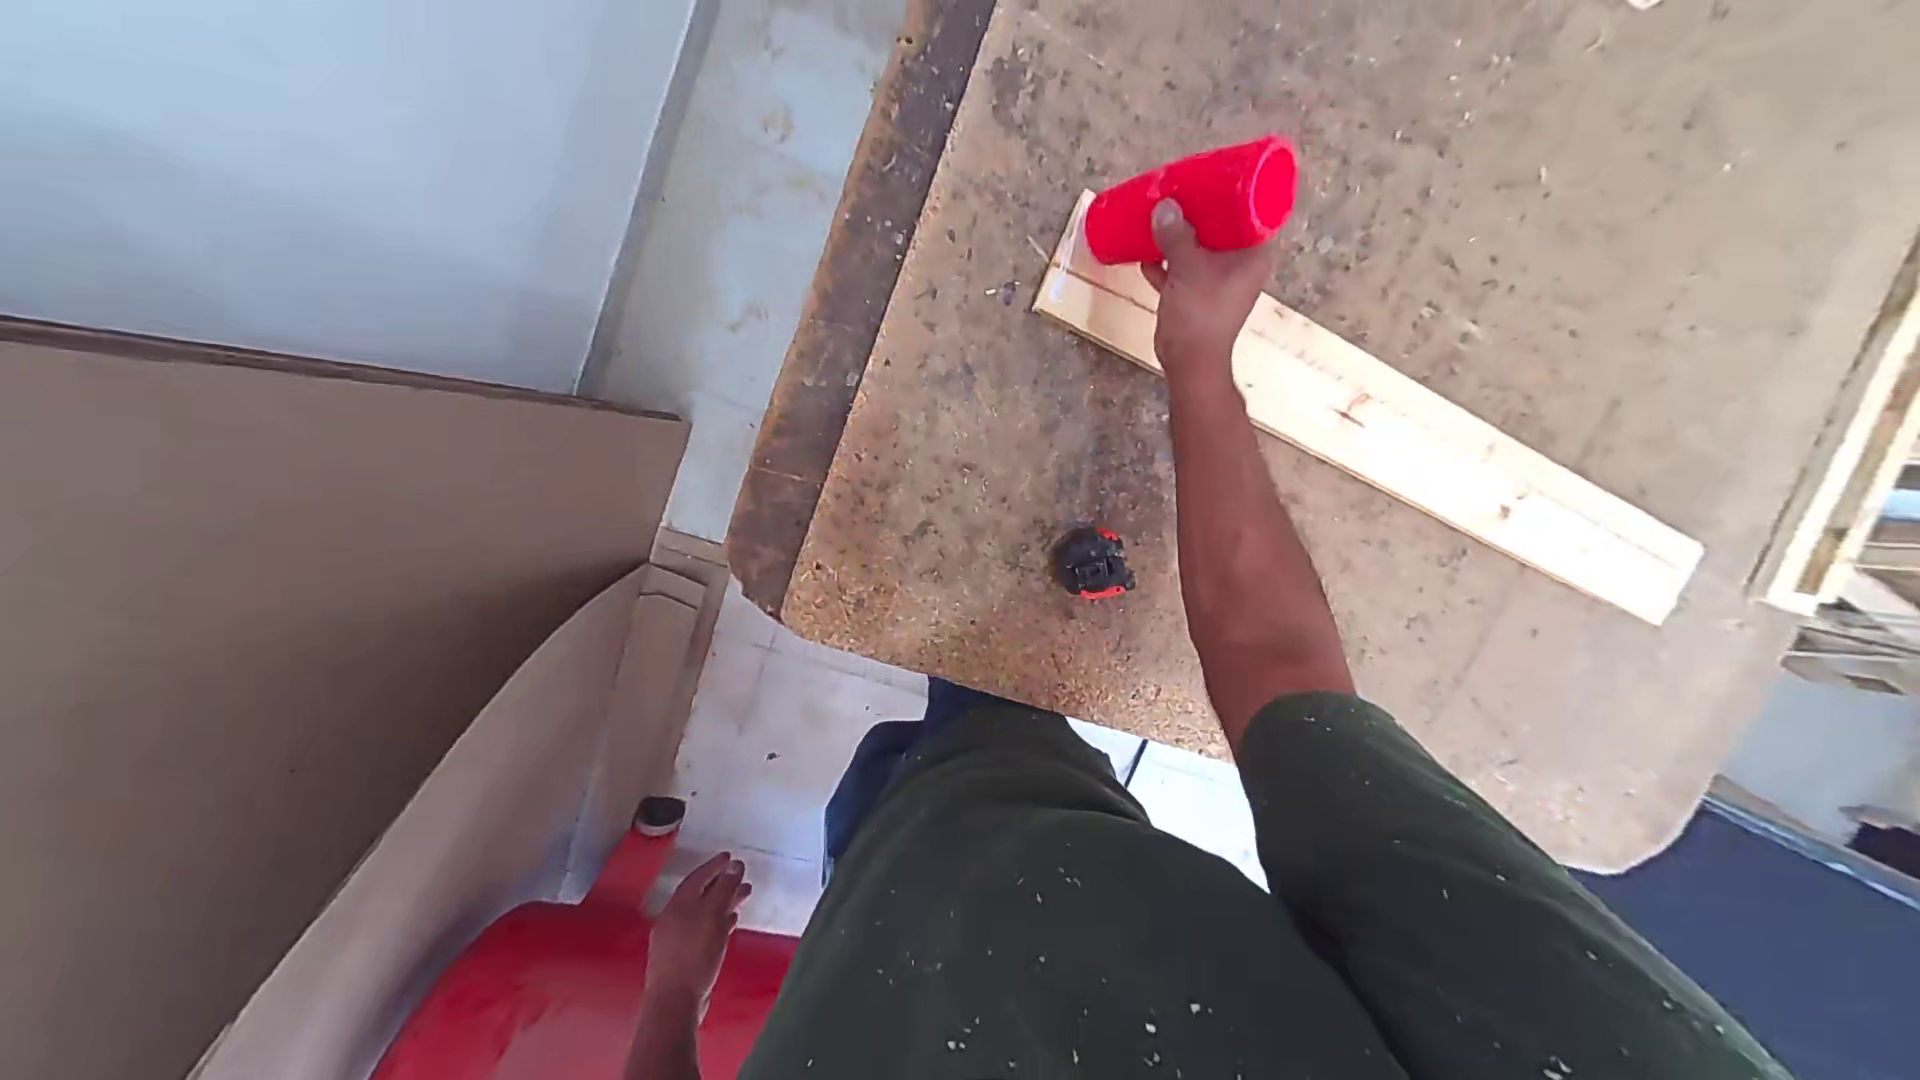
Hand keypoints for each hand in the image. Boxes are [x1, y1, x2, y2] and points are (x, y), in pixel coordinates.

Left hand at [643, 852, 751, 1014]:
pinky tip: (731, 922)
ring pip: (703, 912)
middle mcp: (673, 918)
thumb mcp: (714, 916)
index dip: (714, 865)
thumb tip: (734, 864)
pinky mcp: (682, 957)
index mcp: (678, 905)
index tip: (730, 856)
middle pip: (701, 894)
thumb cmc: (695, 954)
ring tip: (743, 897)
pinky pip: (702, 929)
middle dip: (722, 883)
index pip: (697, 877)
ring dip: (723, 902)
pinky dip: (717, 921)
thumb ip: (725, 888)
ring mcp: (676, 939)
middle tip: (741, 876)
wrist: (675, 1003)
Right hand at [1140, 199, 1277, 382]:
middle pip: (1225, 226)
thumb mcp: (1188, 268)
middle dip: (1202, 211)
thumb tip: (1165, 206)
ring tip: (1162, 215)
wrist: (1190, 361)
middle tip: (1184, 189)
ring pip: (1202, 248)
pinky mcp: (1199, 297)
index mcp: (1256, 253)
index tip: (1218, 174)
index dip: (1238, 190)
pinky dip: (1168, 262)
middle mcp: (1244, 264)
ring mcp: (1221, 282)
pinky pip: (1184, 270)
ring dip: (1182, 236)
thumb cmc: (1200, 315)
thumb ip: (1176, 236)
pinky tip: (1147, 252)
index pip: (1257, 209)